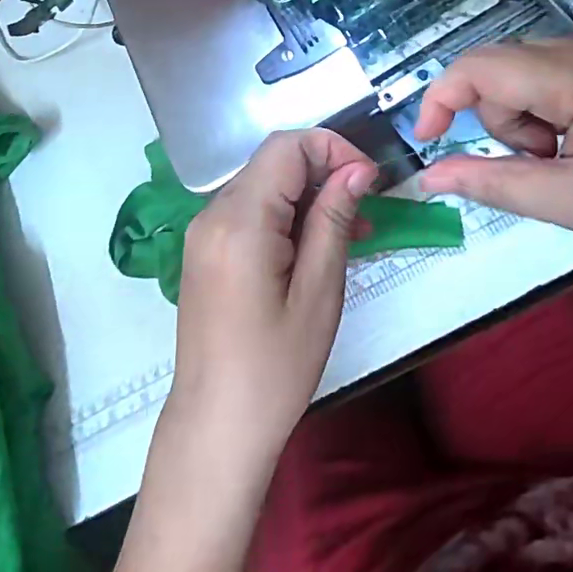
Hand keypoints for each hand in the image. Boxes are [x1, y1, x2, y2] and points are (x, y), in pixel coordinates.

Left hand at [170, 128, 376, 453]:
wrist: (216, 424)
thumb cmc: (275, 367)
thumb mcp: (318, 292)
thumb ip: (333, 219)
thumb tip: (356, 169)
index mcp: (239, 220)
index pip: (286, 146)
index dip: (332, 149)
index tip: (369, 180)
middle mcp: (212, 213)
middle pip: (273, 162)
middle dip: (323, 172)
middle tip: (366, 209)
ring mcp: (203, 231)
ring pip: (263, 185)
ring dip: (307, 195)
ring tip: (350, 232)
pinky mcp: (204, 249)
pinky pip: (249, 211)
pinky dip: (284, 214)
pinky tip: (315, 245)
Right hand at [413, 30, 572, 265]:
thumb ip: (493, 184)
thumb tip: (428, 175)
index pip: (478, 66)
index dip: (441, 100)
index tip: (430, 144)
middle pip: (498, 69)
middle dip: (501, 121)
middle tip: (543, 164)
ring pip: (520, 71)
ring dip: (524, 118)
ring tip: (568, 156)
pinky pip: (547, 71)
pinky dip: (545, 108)